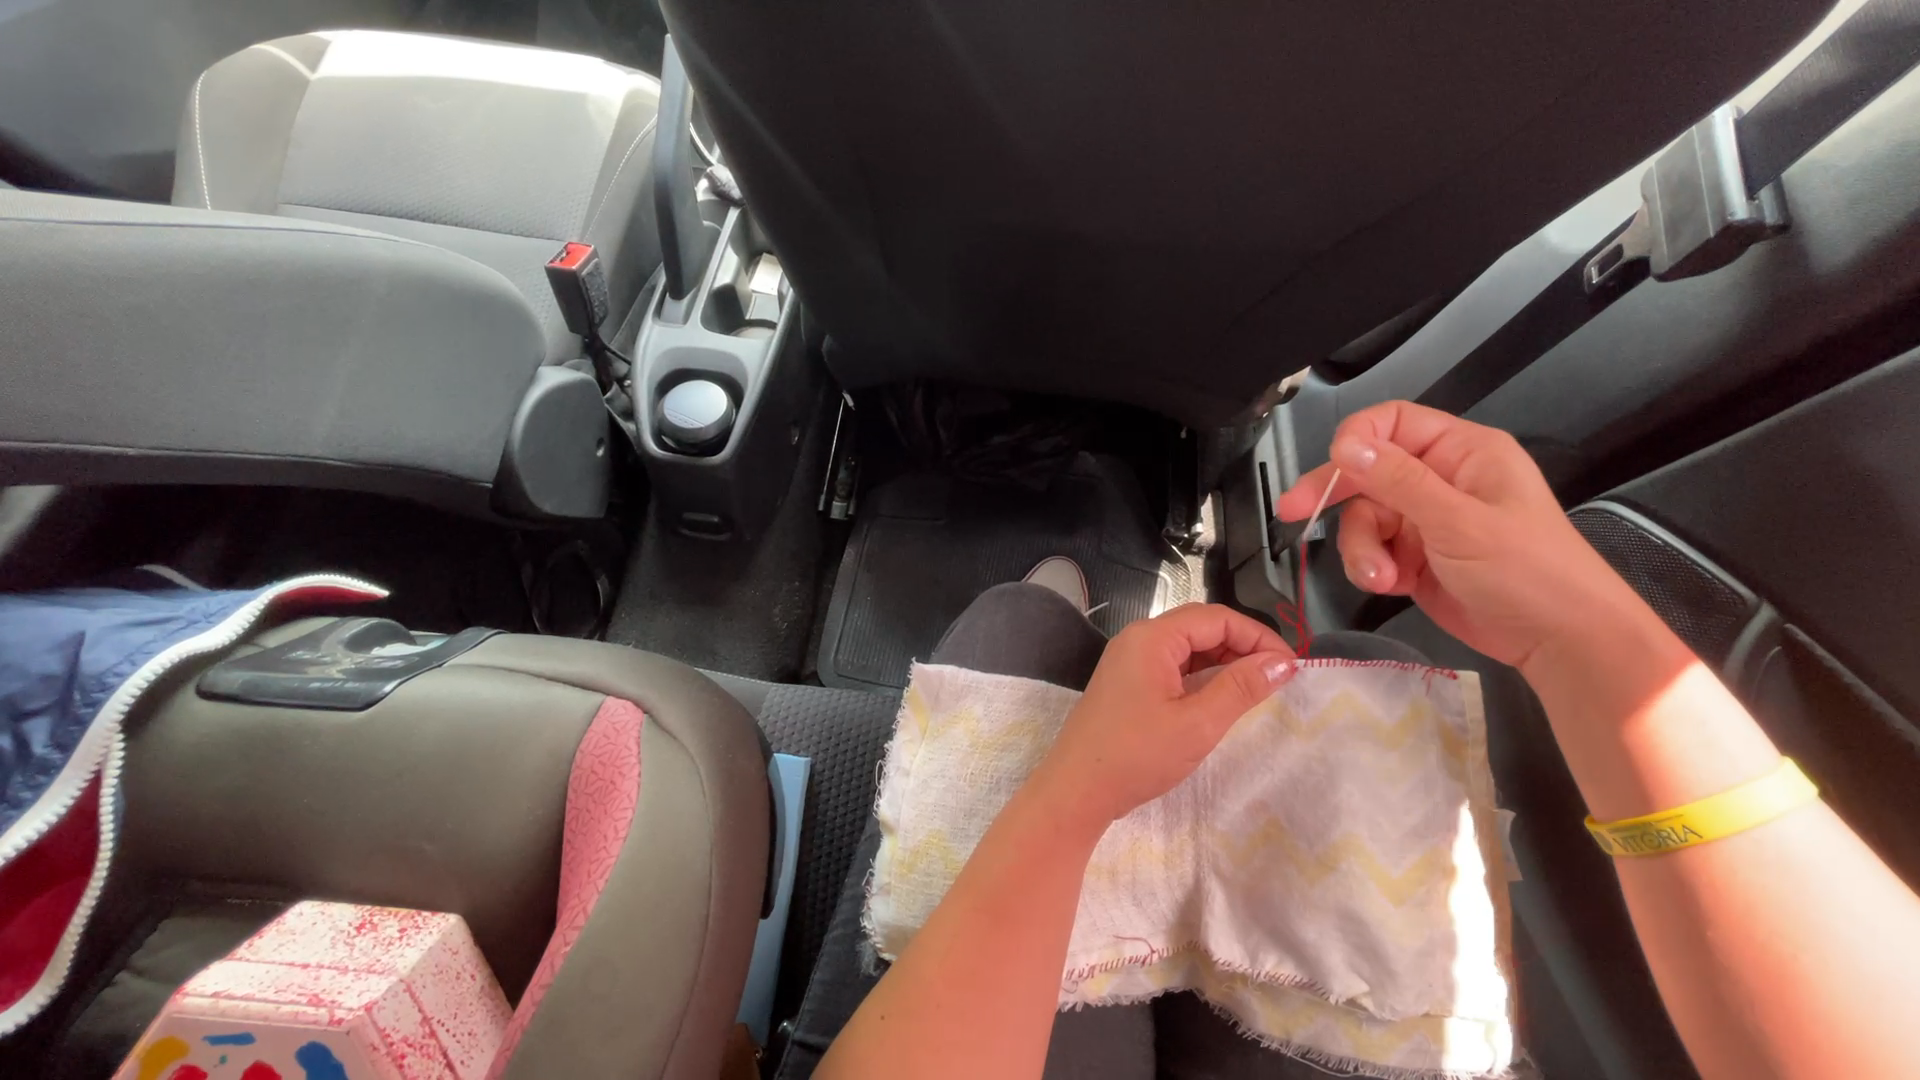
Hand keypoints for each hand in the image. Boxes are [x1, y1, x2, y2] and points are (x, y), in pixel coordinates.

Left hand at [1032, 604, 1295, 826]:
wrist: (1076, 790)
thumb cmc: (1137, 755)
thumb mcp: (1197, 723)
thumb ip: (1241, 688)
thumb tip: (1284, 662)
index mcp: (1152, 638)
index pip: (1216, 617)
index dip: (1257, 636)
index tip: (1290, 666)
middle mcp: (1138, 640)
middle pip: (1201, 627)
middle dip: (1242, 646)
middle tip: (1277, 678)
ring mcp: (1130, 662)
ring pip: (1188, 648)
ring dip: (1223, 661)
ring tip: (1257, 688)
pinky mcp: (1128, 684)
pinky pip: (1173, 667)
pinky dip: (1201, 677)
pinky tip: (1222, 698)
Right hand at [1276, 401, 1653, 668]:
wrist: (1559, 640)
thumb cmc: (1528, 571)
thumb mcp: (1458, 522)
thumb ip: (1398, 481)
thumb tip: (1346, 446)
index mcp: (1461, 453)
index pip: (1392, 423)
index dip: (1357, 439)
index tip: (1332, 465)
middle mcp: (1439, 480)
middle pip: (1365, 472)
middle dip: (1333, 495)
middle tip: (1292, 511)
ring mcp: (1425, 520)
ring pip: (1362, 518)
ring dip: (1361, 549)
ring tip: (1380, 577)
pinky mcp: (1414, 557)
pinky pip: (1371, 551)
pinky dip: (1372, 569)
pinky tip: (1392, 586)